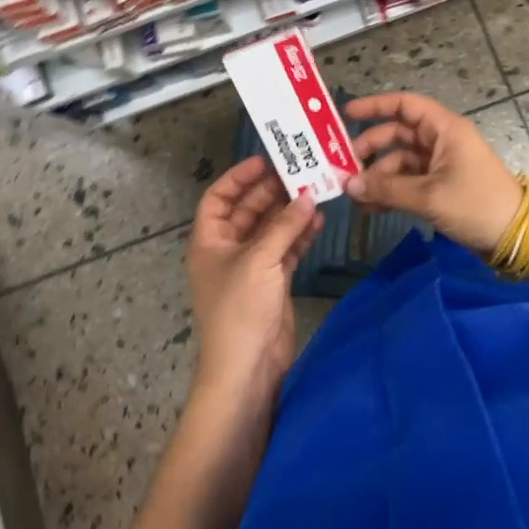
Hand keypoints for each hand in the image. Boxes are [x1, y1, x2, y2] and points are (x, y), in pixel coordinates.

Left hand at [186, 156, 322, 399]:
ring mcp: (252, 267)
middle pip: (248, 211)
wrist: (247, 367)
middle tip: (301, 171)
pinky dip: (300, 236)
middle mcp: (228, 250)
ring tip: (316, 191)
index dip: (238, 177)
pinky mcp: (273, 283)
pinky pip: (286, 250)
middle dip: (272, 192)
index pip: (218, 198)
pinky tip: (319, 221)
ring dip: (290, 213)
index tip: (265, 160)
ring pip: (271, 230)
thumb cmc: (240, 308)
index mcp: (209, 241)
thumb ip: (283, 226)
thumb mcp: (259, 260)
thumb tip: (306, 196)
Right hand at [343, 92, 523, 254]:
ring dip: (378, 177)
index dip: (375, 106)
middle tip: (345, 168)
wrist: (516, 238)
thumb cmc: (476, 205)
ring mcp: (442, 165)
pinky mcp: (442, 187)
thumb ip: (386, 189)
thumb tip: (348, 185)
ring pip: (401, 161)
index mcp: (445, 130)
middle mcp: (442, 141)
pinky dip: (390, 192)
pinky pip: (408, 182)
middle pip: (398, 135)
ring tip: (355, 197)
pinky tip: (371, 208)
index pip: (406, 105)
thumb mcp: (428, 196)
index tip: (346, 115)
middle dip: (371, 149)